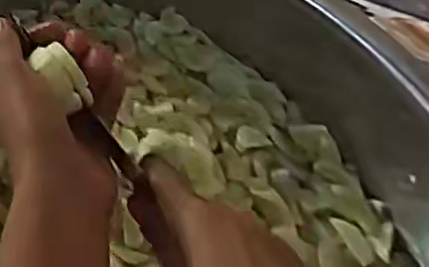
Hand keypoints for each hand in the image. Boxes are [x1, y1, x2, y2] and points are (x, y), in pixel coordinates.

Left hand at [0, 19, 125, 224]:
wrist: (62, 186)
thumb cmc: (30, 125)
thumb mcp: (11, 78)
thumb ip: (8, 48)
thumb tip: (1, 22)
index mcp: (13, 87)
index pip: (28, 50)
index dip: (43, 35)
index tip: (58, 29)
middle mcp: (40, 100)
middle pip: (59, 61)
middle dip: (72, 47)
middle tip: (81, 44)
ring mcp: (69, 117)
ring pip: (84, 78)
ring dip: (94, 63)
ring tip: (102, 58)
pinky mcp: (96, 133)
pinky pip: (106, 101)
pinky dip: (112, 85)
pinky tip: (118, 71)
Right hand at [143, 158, 303, 266]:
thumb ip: (158, 234)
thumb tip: (138, 200)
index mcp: (197, 211)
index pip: (160, 171)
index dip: (147, 177)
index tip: (138, 190)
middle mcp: (230, 209)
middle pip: (196, 204)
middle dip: (187, 222)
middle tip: (183, 250)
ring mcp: (264, 229)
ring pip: (228, 223)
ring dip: (218, 239)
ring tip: (216, 266)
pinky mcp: (290, 252)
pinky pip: (256, 242)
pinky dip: (246, 253)